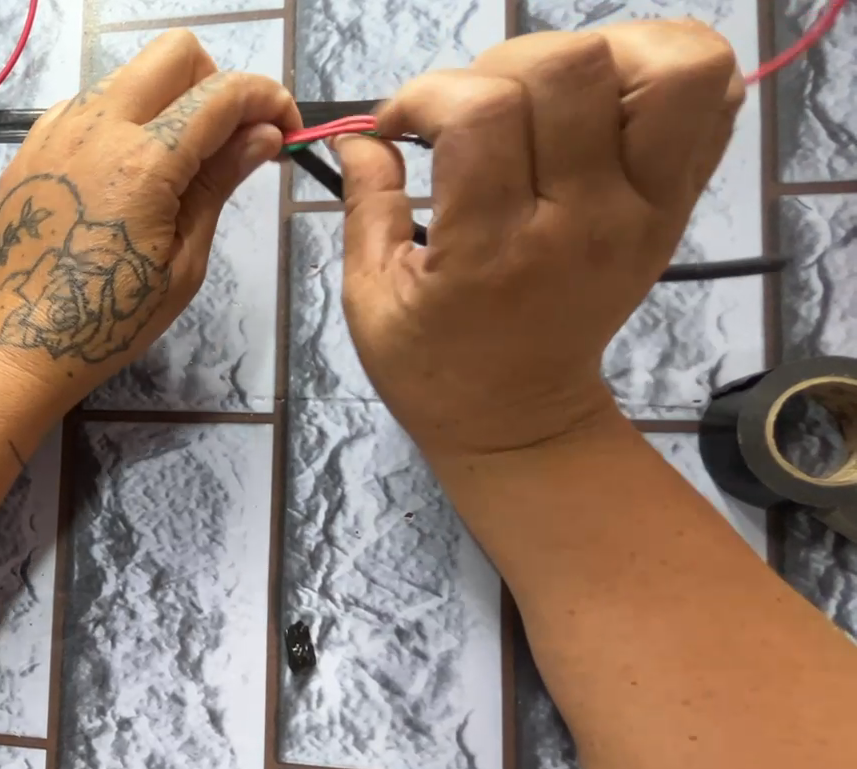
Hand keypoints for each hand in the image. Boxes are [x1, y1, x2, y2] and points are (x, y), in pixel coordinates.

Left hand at [0, 31, 296, 410]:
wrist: (25, 345)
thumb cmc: (109, 320)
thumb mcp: (182, 262)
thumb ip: (218, 185)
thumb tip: (262, 134)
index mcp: (143, 161)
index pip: (223, 93)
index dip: (267, 101)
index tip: (280, 130)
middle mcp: (95, 129)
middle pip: (173, 52)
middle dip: (212, 81)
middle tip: (219, 138)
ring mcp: (52, 135)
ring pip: (123, 77)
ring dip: (159, 101)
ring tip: (165, 166)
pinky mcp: (26, 154)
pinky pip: (82, 110)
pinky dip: (113, 125)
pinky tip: (114, 178)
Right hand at [337, 20, 742, 460]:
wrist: (513, 412)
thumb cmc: (426, 363)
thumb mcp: (369, 298)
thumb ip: (366, 209)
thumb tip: (361, 138)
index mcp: (488, 250)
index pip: (478, 116)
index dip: (424, 96)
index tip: (392, 126)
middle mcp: (581, 219)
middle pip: (569, 72)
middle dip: (495, 67)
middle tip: (460, 109)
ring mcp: (646, 207)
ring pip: (671, 65)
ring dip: (597, 53)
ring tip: (540, 92)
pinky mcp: (677, 203)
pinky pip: (710, 95)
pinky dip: (658, 67)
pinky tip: (595, 98)